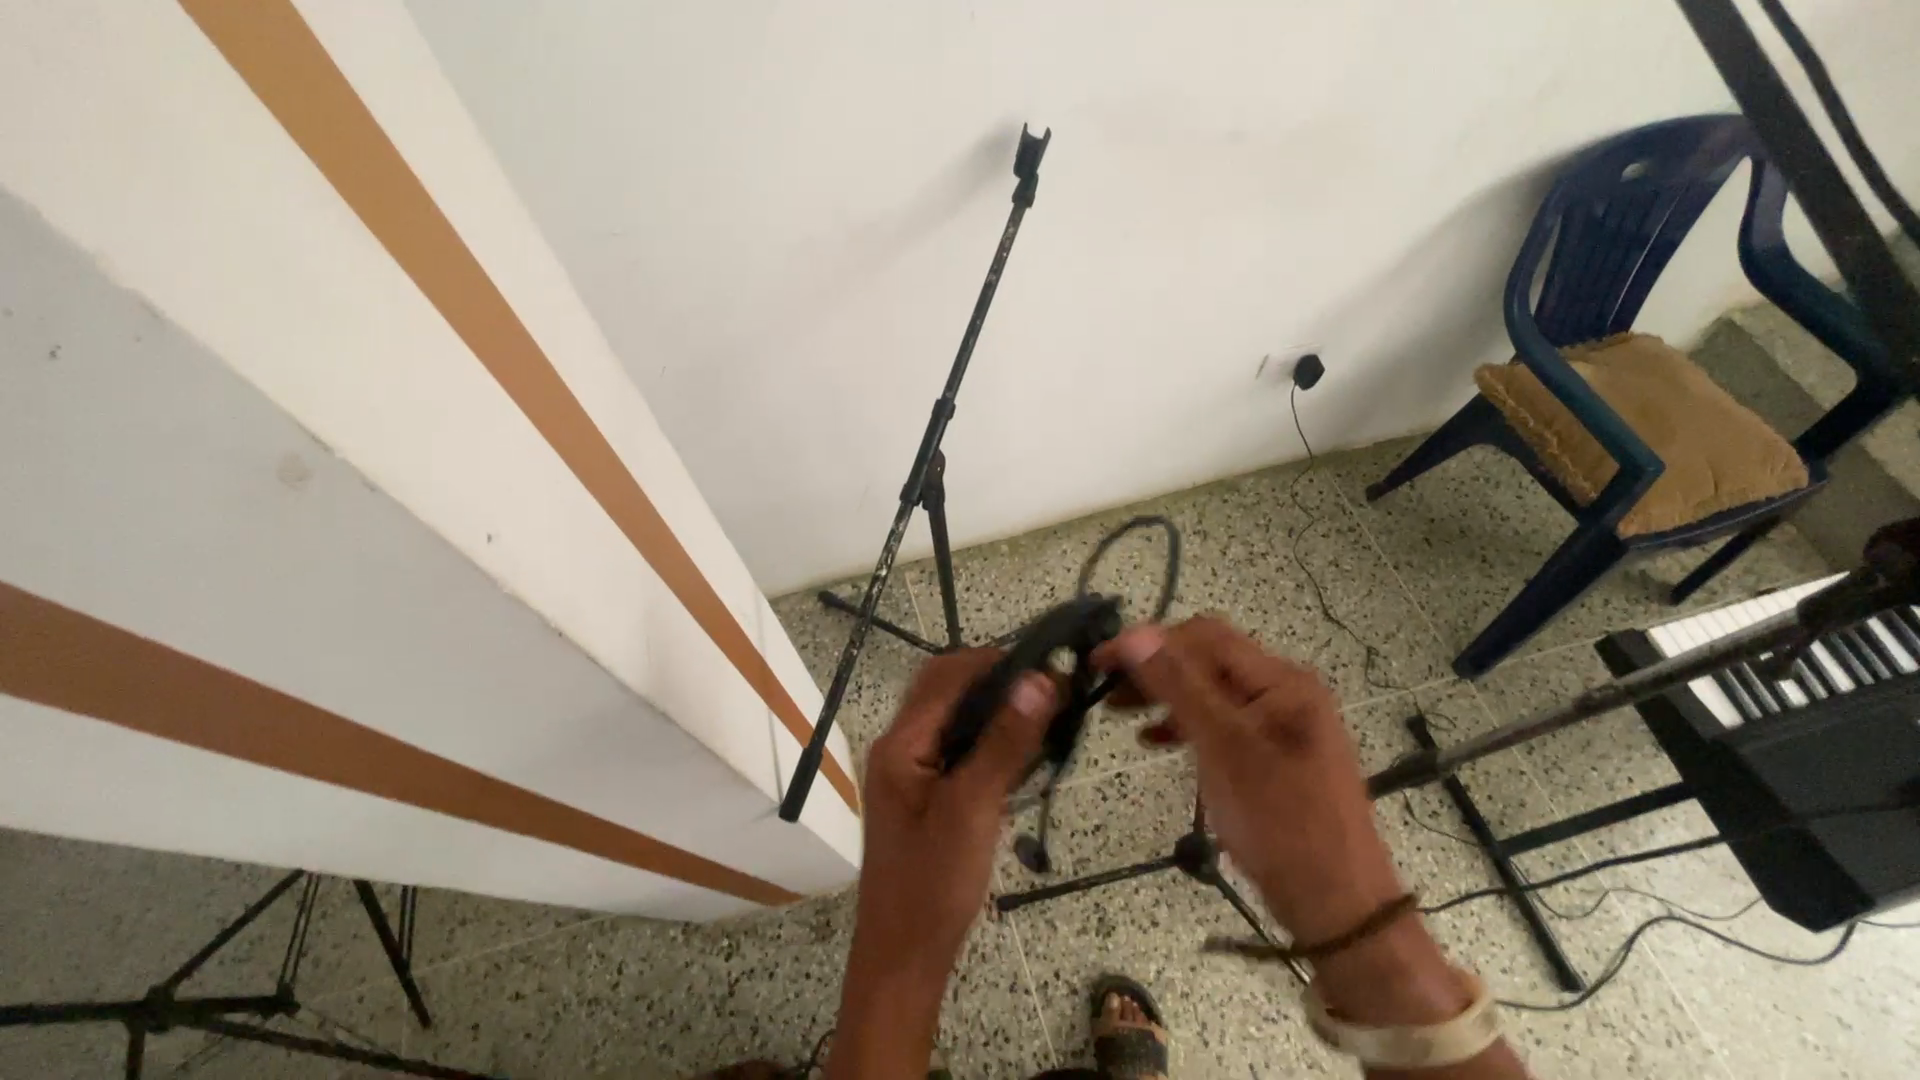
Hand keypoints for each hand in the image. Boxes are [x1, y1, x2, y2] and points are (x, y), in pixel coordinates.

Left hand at [850, 649, 1057, 973]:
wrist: (904, 956)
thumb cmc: (933, 885)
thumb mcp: (973, 809)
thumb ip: (1004, 743)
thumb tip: (1039, 679)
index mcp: (901, 742)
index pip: (948, 674)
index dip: (998, 661)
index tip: (1051, 667)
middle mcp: (901, 746)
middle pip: (947, 688)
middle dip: (998, 679)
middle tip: (1052, 690)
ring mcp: (911, 770)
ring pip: (954, 717)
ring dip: (996, 707)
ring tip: (1048, 714)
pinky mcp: (926, 792)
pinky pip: (958, 746)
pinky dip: (990, 738)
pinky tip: (1025, 751)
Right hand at [1094, 617, 1402, 943]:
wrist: (1339, 904)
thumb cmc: (1280, 824)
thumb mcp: (1224, 749)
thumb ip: (1179, 687)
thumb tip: (1136, 634)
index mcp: (1281, 680)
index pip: (1204, 636)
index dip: (1148, 640)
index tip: (1099, 662)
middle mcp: (1284, 690)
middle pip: (1208, 658)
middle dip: (1155, 665)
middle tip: (1105, 687)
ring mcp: (1281, 722)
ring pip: (1211, 689)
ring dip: (1166, 693)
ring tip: (1121, 711)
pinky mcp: (1274, 753)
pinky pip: (1222, 721)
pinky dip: (1187, 723)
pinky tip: (1155, 740)